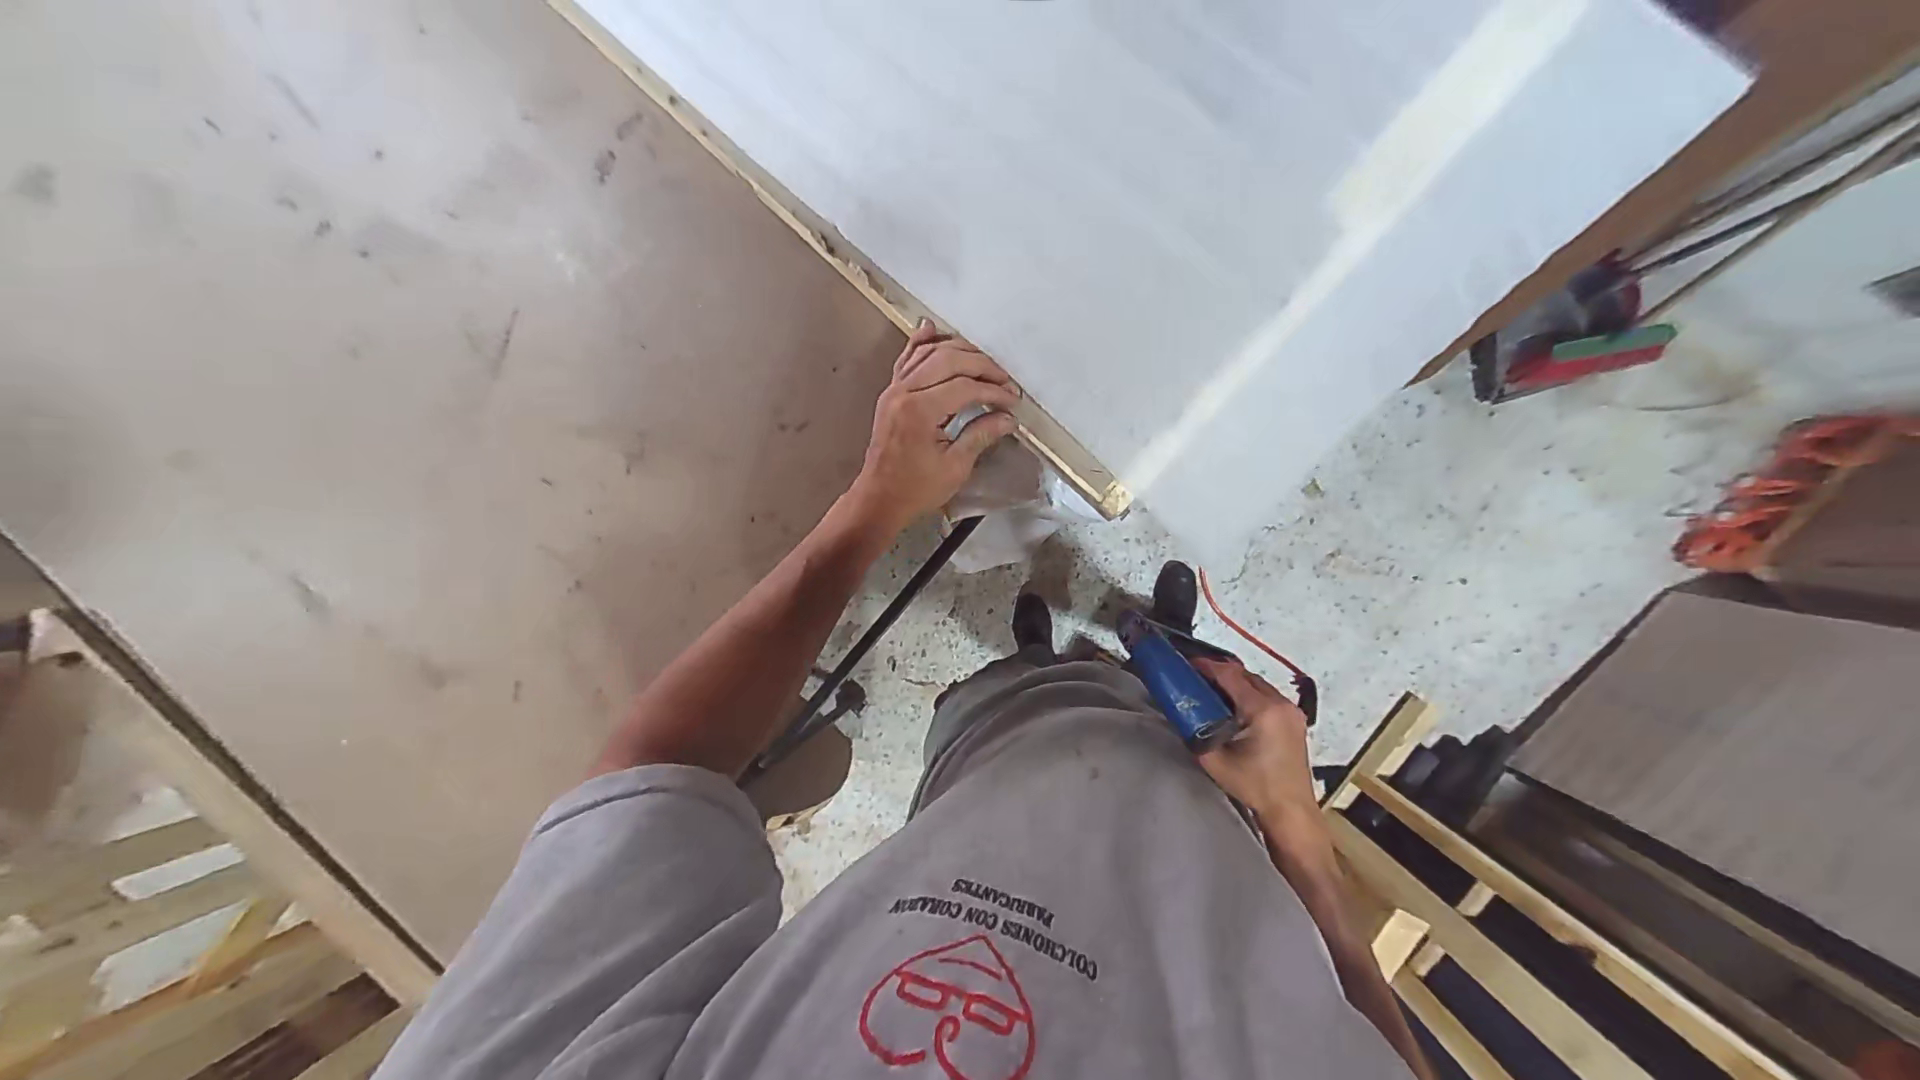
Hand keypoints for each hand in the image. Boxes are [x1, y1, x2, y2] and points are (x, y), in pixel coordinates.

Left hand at [844, 320, 1020, 534]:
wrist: (879, 498)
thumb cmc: (916, 489)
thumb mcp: (955, 467)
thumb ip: (980, 435)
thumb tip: (1007, 419)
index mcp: (919, 411)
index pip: (965, 387)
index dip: (993, 391)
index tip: (1012, 402)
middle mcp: (903, 392)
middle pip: (949, 360)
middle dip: (982, 366)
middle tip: (1005, 380)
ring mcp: (894, 390)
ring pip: (929, 353)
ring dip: (959, 350)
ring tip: (984, 362)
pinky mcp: (890, 393)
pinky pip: (906, 359)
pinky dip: (921, 343)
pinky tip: (933, 329)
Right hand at [1193, 658, 1318, 823]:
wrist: (1290, 809)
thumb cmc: (1253, 786)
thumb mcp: (1214, 758)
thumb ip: (1195, 730)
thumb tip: (1181, 711)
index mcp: (1263, 711)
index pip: (1231, 675)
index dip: (1207, 666)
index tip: (1188, 665)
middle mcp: (1281, 704)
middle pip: (1245, 675)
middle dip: (1220, 673)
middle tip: (1196, 679)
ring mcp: (1292, 711)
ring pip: (1257, 683)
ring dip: (1235, 683)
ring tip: (1212, 691)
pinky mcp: (1295, 720)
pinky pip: (1267, 695)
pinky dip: (1248, 693)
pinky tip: (1233, 705)